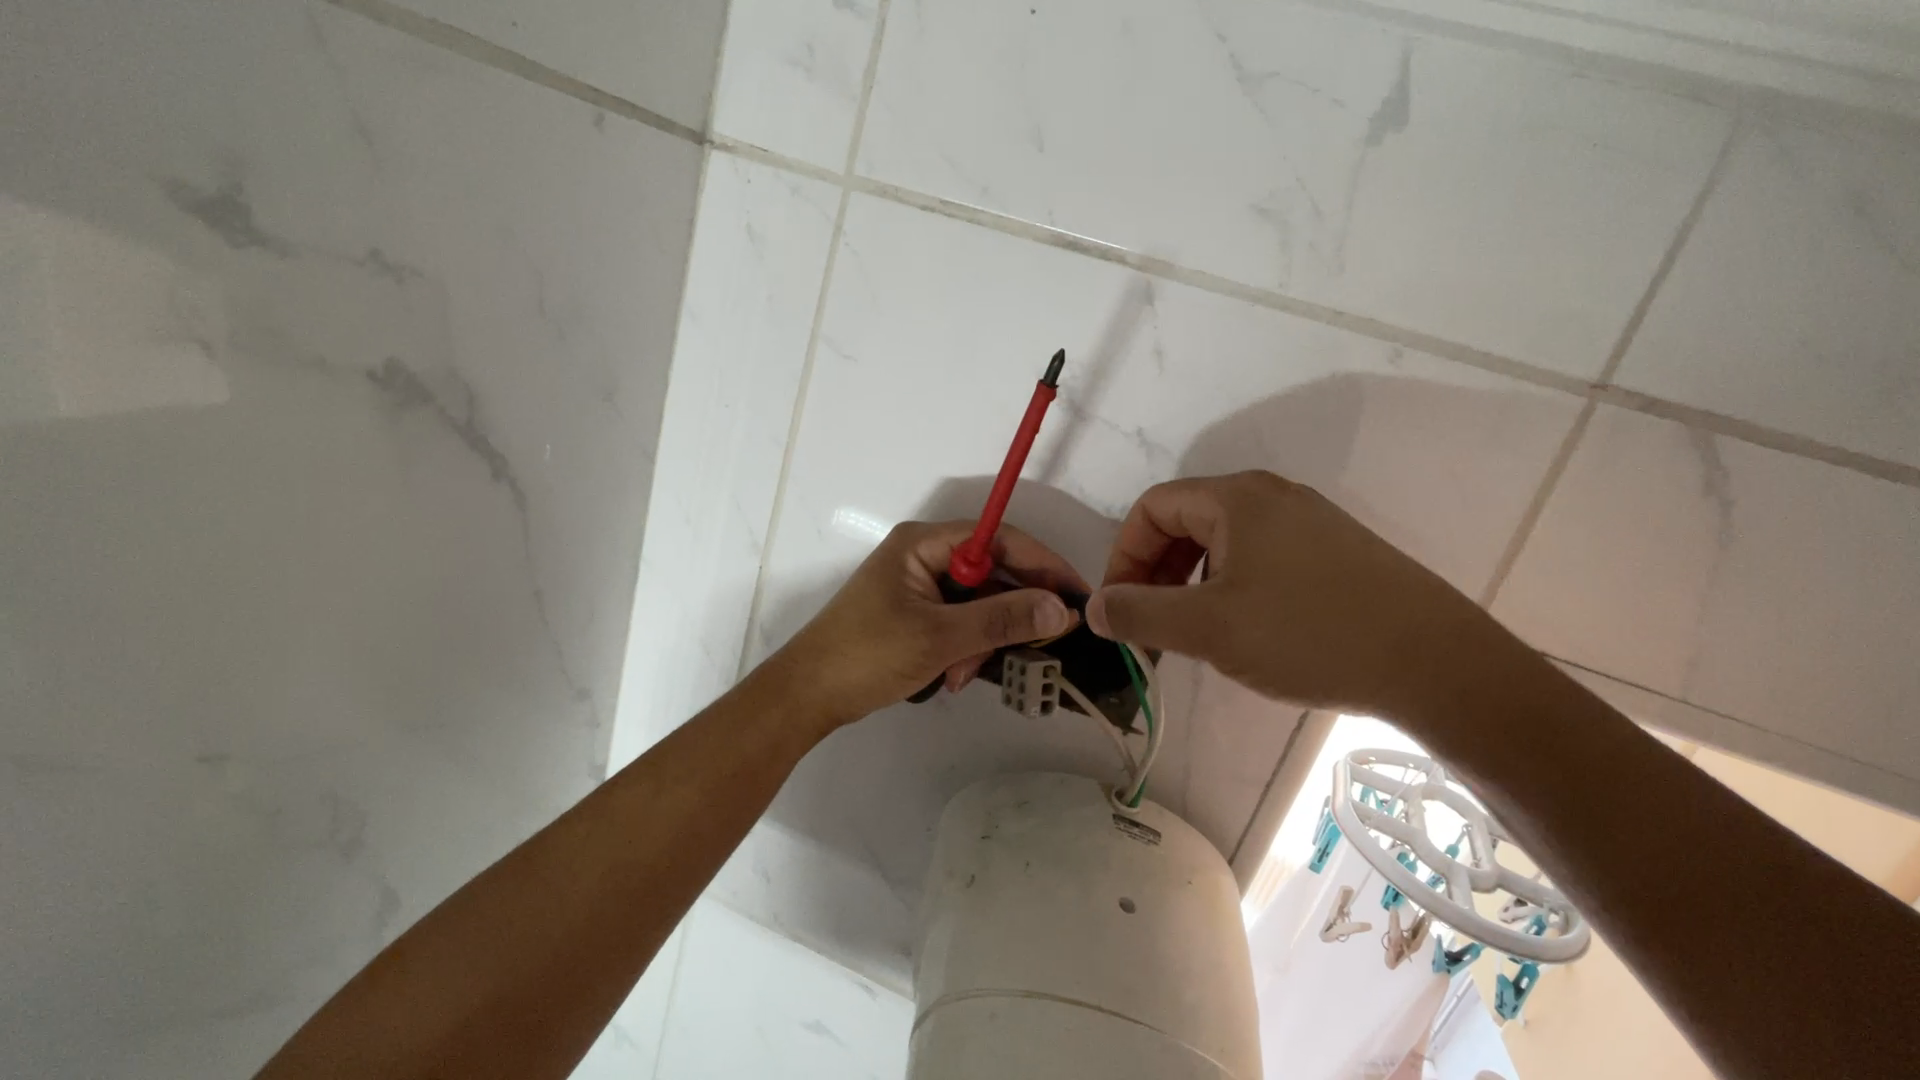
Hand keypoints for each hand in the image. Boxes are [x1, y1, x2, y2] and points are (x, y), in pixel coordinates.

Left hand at [766, 520, 1085, 730]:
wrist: (807, 696)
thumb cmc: (867, 655)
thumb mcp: (940, 638)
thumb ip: (1001, 620)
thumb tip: (1063, 609)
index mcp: (923, 543)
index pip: (999, 539)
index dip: (1042, 563)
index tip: (1077, 594)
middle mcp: (923, 556)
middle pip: (991, 573)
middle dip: (1005, 616)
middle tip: (1034, 647)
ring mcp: (918, 587)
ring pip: (978, 604)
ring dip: (982, 641)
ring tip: (963, 675)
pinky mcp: (915, 615)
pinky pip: (959, 623)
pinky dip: (964, 649)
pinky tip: (953, 677)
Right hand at [1085, 471, 1521, 721]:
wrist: (1433, 662)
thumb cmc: (1308, 634)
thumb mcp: (1208, 629)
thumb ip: (1141, 614)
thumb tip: (1094, 607)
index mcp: (1237, 498)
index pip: (1153, 508)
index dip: (1123, 556)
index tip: (1120, 609)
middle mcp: (1272, 496)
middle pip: (1187, 521)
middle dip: (1156, 573)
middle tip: (1151, 626)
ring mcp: (1311, 521)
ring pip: (1225, 543)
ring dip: (1192, 584)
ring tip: (1196, 634)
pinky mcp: (1338, 552)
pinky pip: (1263, 558)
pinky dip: (1234, 588)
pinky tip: (1248, 633)